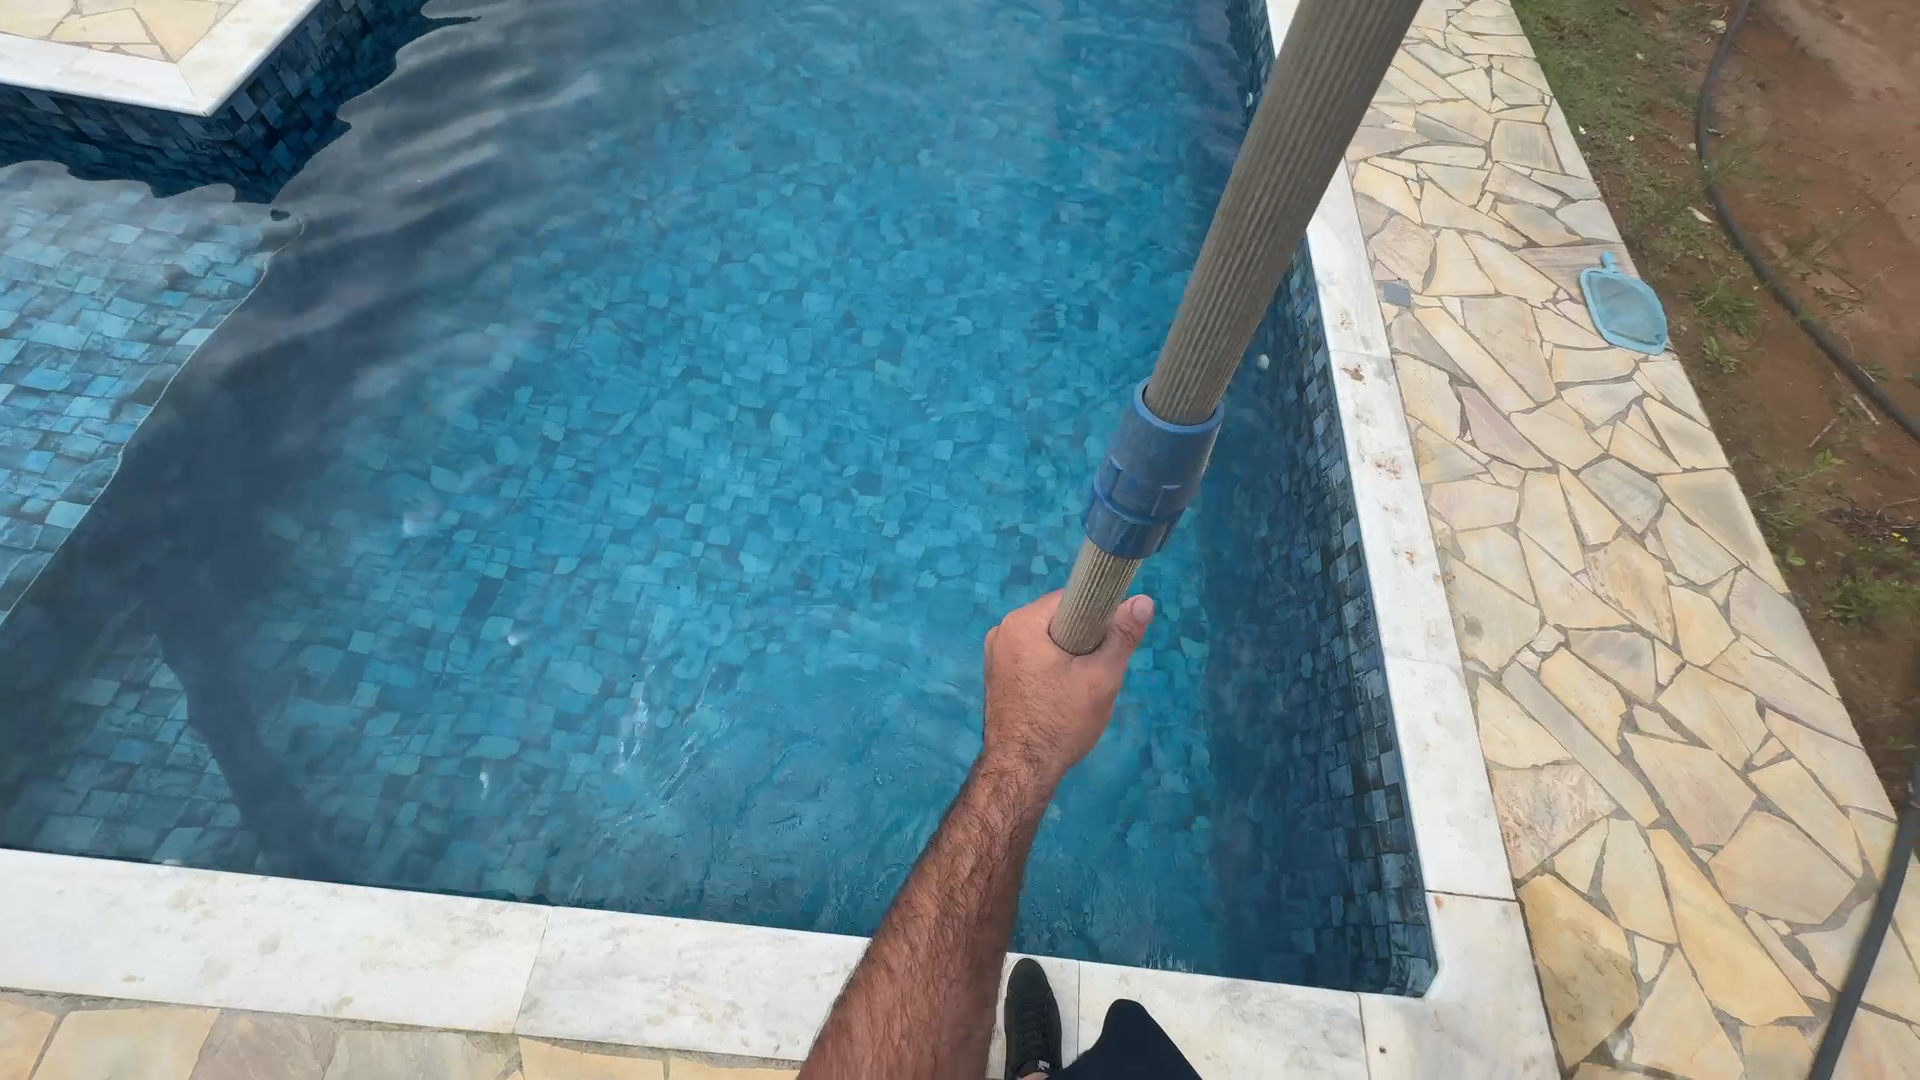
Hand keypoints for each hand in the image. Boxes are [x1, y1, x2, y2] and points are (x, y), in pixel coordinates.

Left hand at [980, 590, 1154, 785]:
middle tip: (1096, 672)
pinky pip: (1031, 659)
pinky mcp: (995, 677)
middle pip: (1057, 621)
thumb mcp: (1101, 677)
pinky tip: (1060, 697)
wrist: (1022, 771)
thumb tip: (1144, 600)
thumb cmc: (1061, 721)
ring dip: (1067, 658)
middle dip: (1082, 641)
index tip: (1110, 642)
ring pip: (1046, 642)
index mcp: (1021, 622)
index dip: (1097, 616)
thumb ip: (1123, 636)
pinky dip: (1049, 670)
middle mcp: (1001, 632)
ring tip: (1079, 688)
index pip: (1070, 600)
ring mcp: (994, 655)